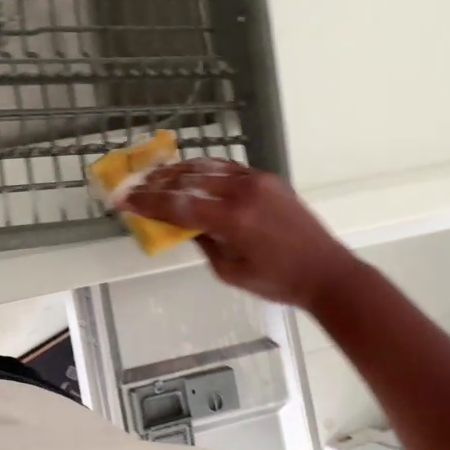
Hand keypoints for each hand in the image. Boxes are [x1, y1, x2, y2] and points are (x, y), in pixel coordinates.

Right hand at [119, 159, 355, 308]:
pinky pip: (227, 167)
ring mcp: (257, 181)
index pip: (178, 205)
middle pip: (188, 180)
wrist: (327, 271)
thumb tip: (184, 224)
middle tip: (132, 185)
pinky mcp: (267, 178)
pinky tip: (188, 171)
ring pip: (206, 168)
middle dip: (155, 183)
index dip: (147, 202)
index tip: (122, 200)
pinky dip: (203, 168)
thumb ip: (204, 243)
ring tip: (152, 175)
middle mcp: (243, 193)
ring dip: (176, 171)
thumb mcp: (230, 272)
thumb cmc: (278, 282)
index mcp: (232, 220)